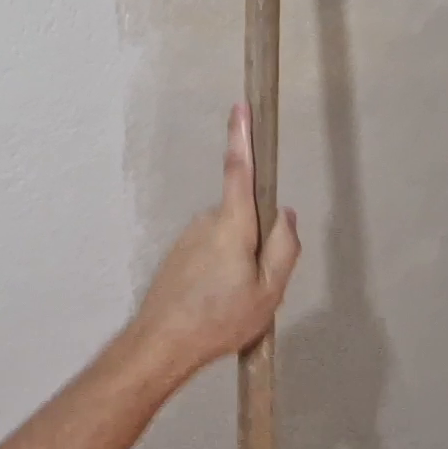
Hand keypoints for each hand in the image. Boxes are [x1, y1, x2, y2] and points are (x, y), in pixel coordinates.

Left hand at [128, 104, 300, 378]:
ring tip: (233, 304)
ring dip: (238, 263)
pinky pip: (212, 253)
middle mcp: (206, 222)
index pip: (239, 171)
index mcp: (232, 224)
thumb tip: (284, 214)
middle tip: (257, 290)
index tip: (241, 107)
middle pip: (244, 217)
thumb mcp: (269, 291)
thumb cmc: (219, 318)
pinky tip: (217, 304)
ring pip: (229, 239)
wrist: (163, 341)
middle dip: (258, 244)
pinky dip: (220, 272)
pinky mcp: (179, 254)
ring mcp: (189, 237)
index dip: (241, 137)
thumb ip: (283, 248)